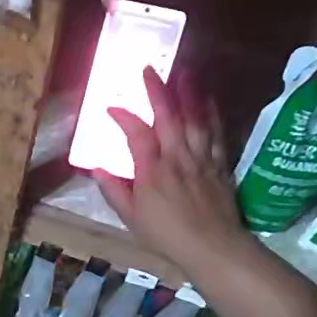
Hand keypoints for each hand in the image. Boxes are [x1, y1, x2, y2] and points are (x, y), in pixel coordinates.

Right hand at [95, 67, 254, 272]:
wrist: (212, 247)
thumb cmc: (166, 236)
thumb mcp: (131, 218)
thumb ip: (114, 191)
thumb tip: (96, 168)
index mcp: (152, 171)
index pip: (137, 134)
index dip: (124, 117)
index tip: (111, 108)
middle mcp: (178, 157)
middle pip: (168, 117)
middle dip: (158, 91)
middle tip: (150, 69)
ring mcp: (202, 159)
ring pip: (196, 119)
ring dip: (189, 93)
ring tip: (185, 72)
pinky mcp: (220, 165)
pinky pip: (217, 133)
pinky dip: (213, 114)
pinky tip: (210, 100)